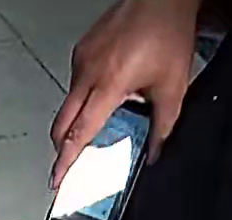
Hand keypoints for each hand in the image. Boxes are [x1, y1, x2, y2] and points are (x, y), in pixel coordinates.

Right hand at [50, 0, 199, 187]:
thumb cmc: (168, 29)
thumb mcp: (173, 85)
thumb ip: (163, 125)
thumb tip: (154, 152)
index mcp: (109, 84)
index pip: (79, 133)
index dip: (66, 160)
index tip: (57, 178)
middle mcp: (89, 72)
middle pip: (62, 124)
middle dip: (62, 147)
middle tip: (68, 161)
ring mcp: (82, 59)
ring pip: (67, 105)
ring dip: (76, 120)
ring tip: (96, 121)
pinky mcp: (82, 49)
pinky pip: (74, 84)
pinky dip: (83, 97)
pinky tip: (101, 94)